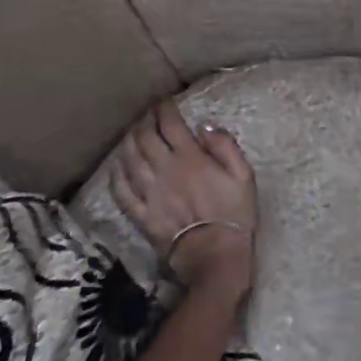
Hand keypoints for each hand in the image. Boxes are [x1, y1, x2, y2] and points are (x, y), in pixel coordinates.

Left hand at [111, 101, 256, 298]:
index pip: (169, 124)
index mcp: (190, 157)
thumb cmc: (235, 215)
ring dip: (129, 141)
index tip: (164, 103)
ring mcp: (150, 192)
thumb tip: (203, 126)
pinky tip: (117, 164)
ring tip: (132, 133)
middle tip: (148, 115)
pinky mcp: (141, 214)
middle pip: (146, 137)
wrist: (217, 258)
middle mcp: (165, 169)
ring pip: (130, 158)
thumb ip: (225, 145)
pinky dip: (117, 174)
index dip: (164, 109)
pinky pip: (122, 191)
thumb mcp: (244, 176)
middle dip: (145, 121)